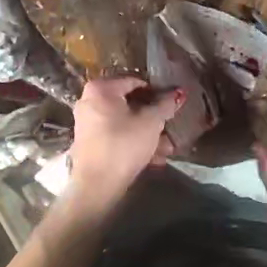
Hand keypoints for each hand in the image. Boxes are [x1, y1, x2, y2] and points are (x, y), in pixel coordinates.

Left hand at [62, 78, 183, 214]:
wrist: (98, 184)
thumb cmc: (124, 145)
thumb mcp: (151, 123)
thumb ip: (165, 105)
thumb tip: (178, 93)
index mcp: (101, 89)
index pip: (135, 81)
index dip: (157, 92)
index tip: (172, 104)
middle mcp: (90, 101)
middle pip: (130, 104)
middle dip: (153, 118)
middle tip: (171, 128)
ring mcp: (88, 123)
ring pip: (125, 123)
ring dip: (148, 134)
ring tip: (167, 149)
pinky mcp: (90, 142)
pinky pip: (117, 136)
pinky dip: (134, 143)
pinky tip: (154, 158)